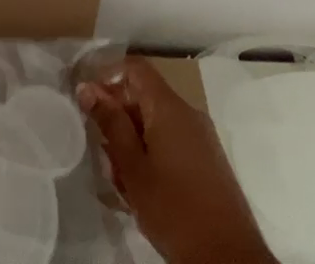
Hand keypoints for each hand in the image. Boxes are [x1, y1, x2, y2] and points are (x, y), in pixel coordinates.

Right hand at [79, 57, 277, 263]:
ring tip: (121, 179)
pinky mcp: (208, 162)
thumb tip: (87, 87)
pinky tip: (142, 189)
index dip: (107, 75)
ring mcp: (202, 139)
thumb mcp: (132, 166)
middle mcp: (189, 115)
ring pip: (155, 124)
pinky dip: (151, 156)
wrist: (228, 258)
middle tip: (102, 152)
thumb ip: (110, 122)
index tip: (86, 101)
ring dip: (132, 142)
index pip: (136, 68)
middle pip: (144, 97)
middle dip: (118, 118)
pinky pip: (171, 143)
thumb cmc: (173, 208)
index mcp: (170, 109)